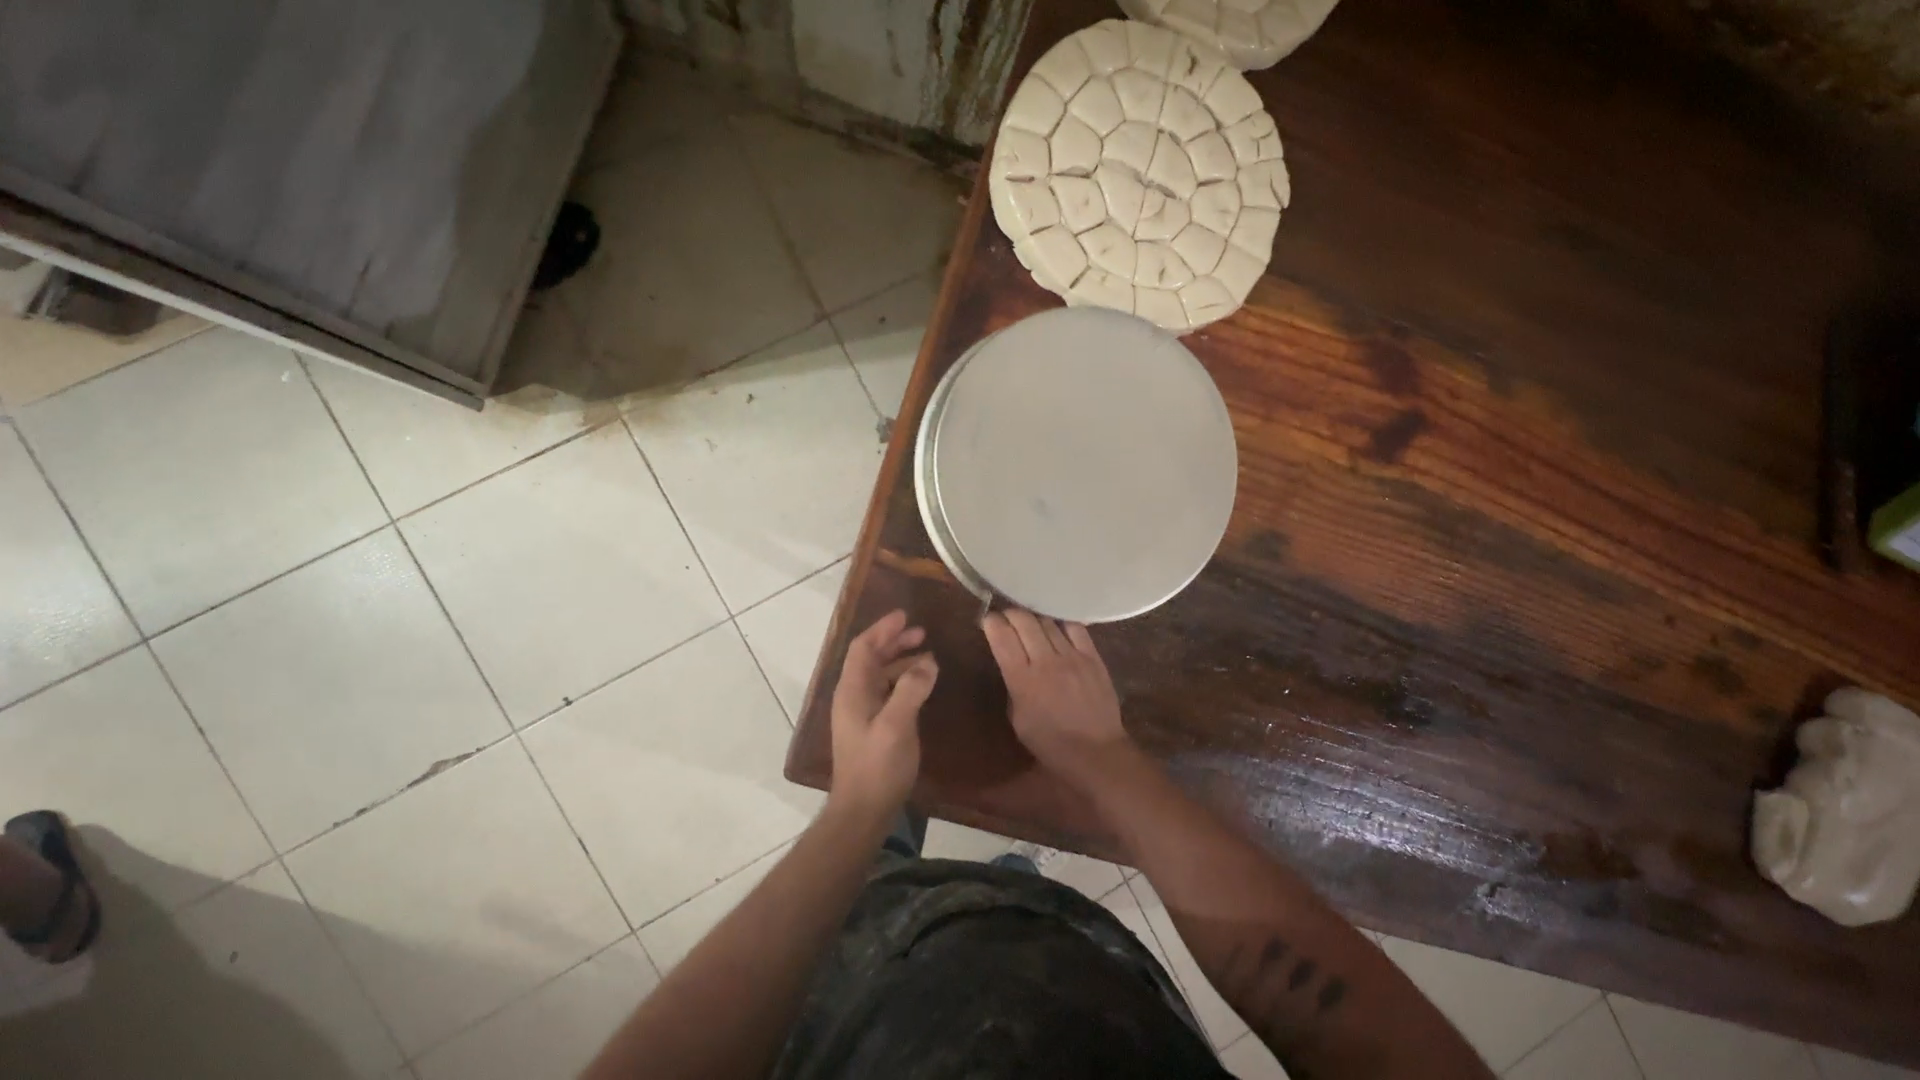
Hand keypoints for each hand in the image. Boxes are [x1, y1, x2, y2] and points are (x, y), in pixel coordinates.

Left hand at [829, 611, 937, 817]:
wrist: (863, 809)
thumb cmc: (877, 766)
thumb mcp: (896, 726)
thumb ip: (911, 690)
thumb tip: (928, 662)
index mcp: (852, 691)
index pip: (863, 648)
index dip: (882, 629)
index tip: (905, 615)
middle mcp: (852, 697)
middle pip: (870, 659)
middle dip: (894, 642)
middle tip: (922, 632)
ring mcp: (861, 714)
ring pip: (880, 676)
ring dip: (901, 661)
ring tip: (928, 656)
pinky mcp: (872, 728)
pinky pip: (886, 693)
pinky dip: (903, 682)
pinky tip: (922, 686)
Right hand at [982, 610, 1132, 786]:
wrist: (1096, 751)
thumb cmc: (1051, 743)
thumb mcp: (1018, 719)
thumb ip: (1013, 687)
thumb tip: (1013, 665)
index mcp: (1023, 680)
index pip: (1003, 638)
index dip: (992, 623)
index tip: (989, 620)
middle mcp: (1046, 662)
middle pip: (1025, 621)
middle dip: (1011, 614)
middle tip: (1007, 616)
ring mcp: (1072, 657)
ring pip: (1048, 621)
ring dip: (1035, 616)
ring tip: (1030, 620)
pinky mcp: (1093, 657)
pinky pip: (1076, 628)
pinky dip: (1062, 622)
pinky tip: (1057, 625)